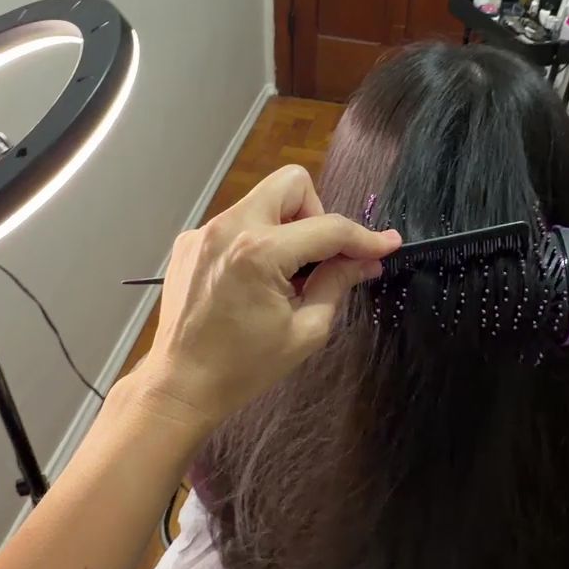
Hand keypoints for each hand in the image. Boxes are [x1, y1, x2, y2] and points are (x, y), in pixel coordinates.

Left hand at [134, 165, 399, 434]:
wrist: (182, 385)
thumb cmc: (244, 367)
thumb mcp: (306, 330)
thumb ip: (338, 283)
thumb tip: (366, 260)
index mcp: (259, 252)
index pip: (328, 228)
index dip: (364, 237)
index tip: (387, 245)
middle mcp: (228, 228)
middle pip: (292, 183)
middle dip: (316, 213)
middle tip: (318, 257)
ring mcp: (204, 232)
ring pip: (263, 200)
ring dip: (286, 228)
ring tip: (285, 275)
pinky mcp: (191, 242)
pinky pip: (237, 222)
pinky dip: (256, 240)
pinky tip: (252, 282)